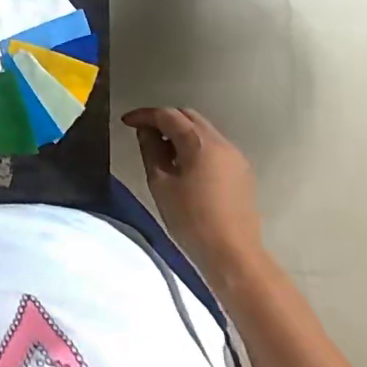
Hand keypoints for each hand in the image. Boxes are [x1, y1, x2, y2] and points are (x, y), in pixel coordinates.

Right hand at [122, 107, 265, 284]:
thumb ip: (151, 149)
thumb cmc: (189, 216)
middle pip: (189, 117)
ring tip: (159, 148)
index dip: (143, 115)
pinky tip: (181, 162)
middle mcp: (222, 143)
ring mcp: (235, 157)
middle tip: (141, 132)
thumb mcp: (159, 181)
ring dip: (179, 132)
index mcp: (200, 143)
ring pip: (203, 130)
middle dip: (163, 119)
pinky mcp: (241, 171)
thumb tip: (146, 131)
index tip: (125, 122)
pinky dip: (194, 144)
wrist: (231, 251)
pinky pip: (213, 146)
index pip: (168, 115)